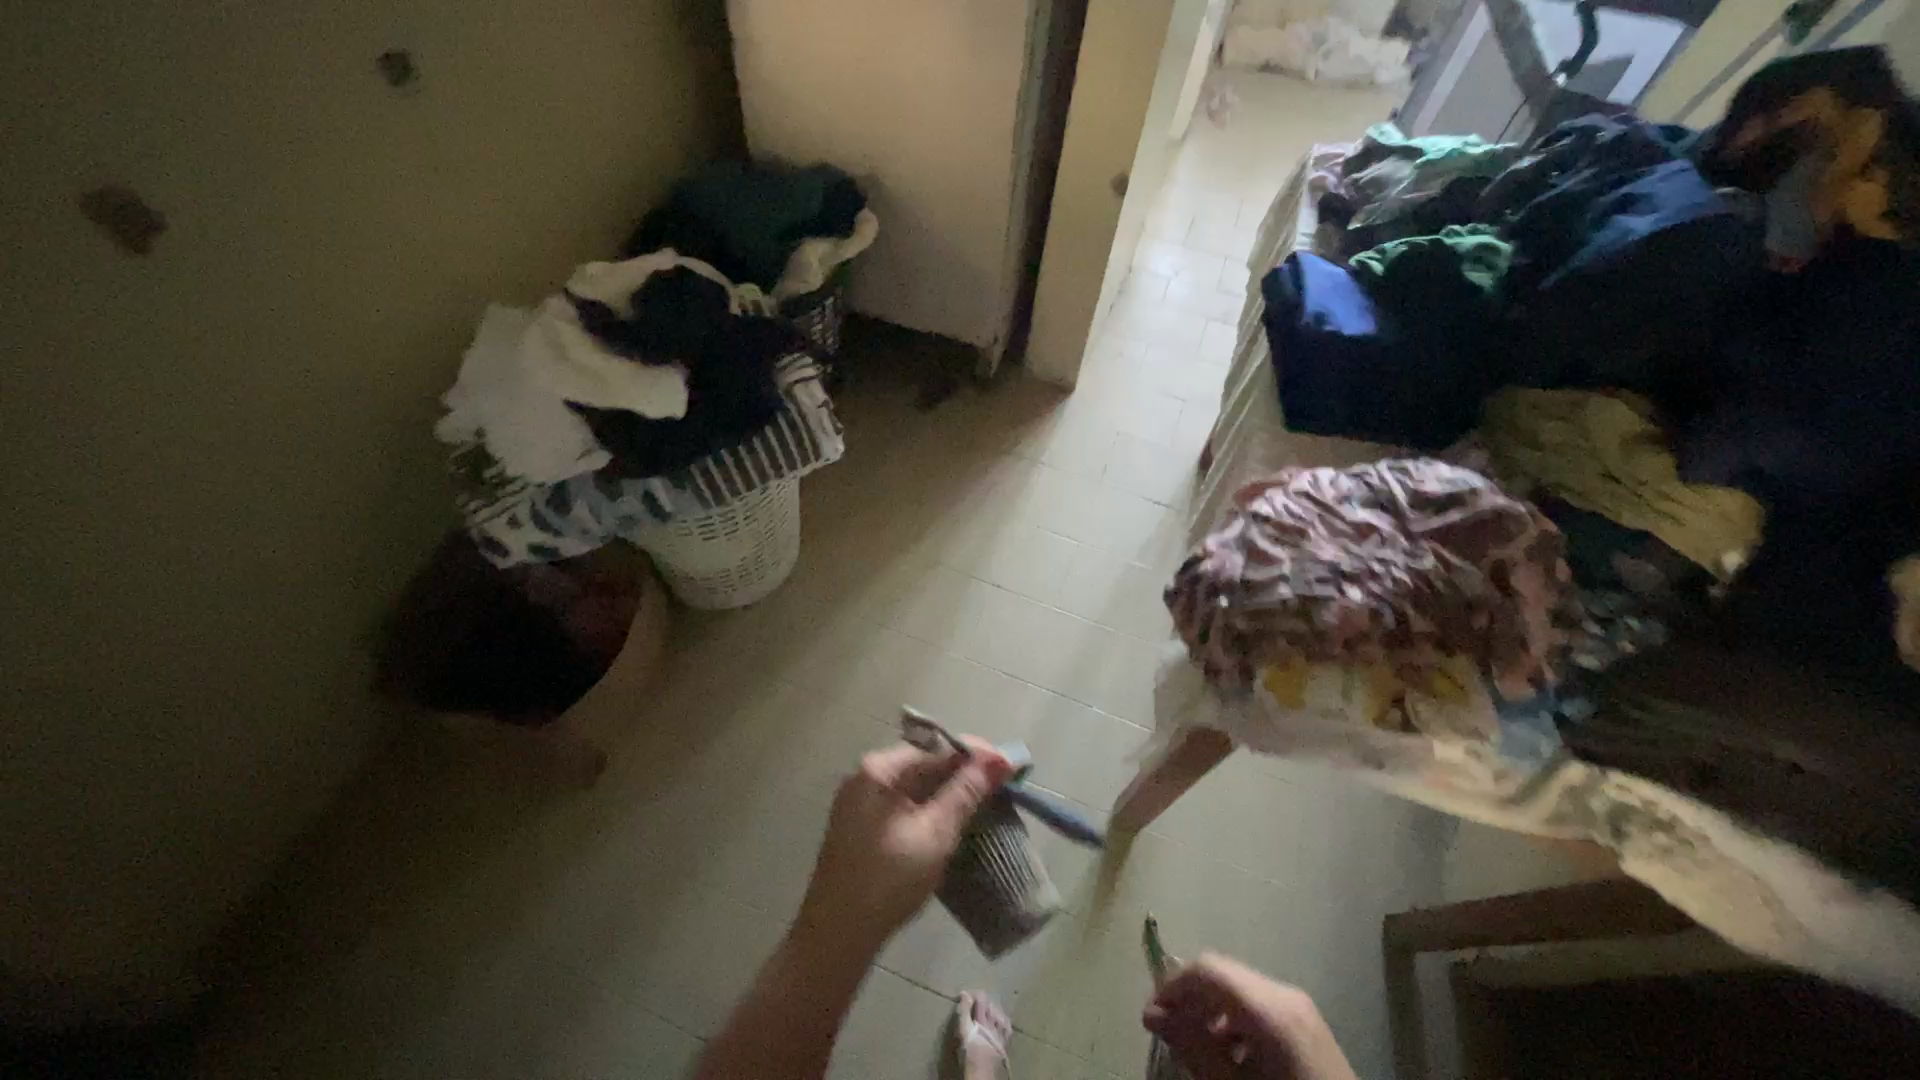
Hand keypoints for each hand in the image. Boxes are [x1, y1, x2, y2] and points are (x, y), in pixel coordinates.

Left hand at [795, 738, 1014, 949]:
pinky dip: (930, 809)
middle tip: (1002, 785)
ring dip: (948, 792)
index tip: (1009, 765)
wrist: (837, 936)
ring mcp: (860, 803)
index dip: (974, 754)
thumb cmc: (888, 879)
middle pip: (923, 764)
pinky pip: (903, 805)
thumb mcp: (935, 833)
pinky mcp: (861, 828)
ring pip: (914, 787)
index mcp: (878, 770)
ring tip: (985, 802)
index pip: (935, 749)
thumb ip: (966, 793)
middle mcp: (865, 777)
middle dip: (963, 773)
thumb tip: (998, 759)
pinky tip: (952, 822)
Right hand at [1143, 953, 1359, 1079]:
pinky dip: (1235, 1023)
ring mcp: (1302, 1009)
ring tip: (1197, 1052)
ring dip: (1211, 1012)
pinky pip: (1260, 1008)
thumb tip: (1153, 1014)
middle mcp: (1286, 995)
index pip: (1207, 970)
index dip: (1171, 987)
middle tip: (1168, 1035)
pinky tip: (1231, 1059)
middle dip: (1190, 1000)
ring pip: (1240, 991)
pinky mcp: (1308, 1026)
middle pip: (1223, 976)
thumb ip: (1192, 1047)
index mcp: (1269, 1007)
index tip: (1151, 1019)